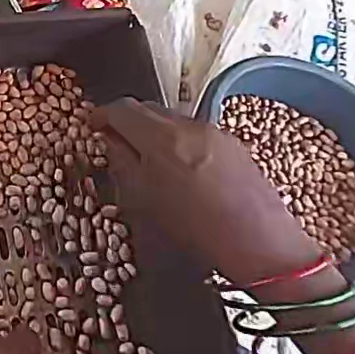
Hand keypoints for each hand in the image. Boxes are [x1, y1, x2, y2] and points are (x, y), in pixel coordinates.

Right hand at [90, 99, 320, 287]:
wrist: (262, 245)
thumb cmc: (195, 229)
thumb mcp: (144, 199)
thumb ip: (123, 161)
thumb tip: (109, 138)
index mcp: (160, 139)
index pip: (122, 109)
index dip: (102, 114)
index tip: (92, 125)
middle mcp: (188, 126)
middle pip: (147, 108)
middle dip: (127, 120)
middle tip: (115, 141)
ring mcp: (214, 131)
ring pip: (171, 118)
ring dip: (152, 130)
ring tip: (148, 158)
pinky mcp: (233, 142)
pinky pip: (193, 130)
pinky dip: (177, 139)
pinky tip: (180, 167)